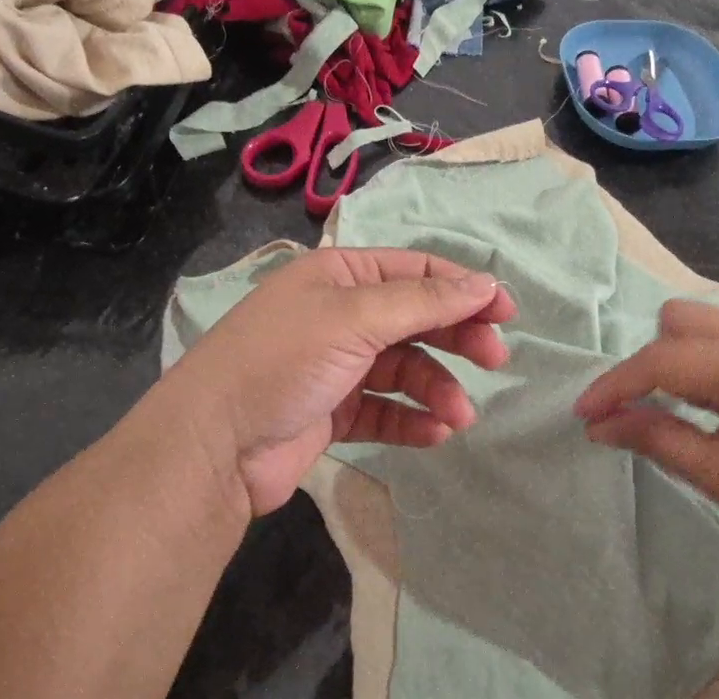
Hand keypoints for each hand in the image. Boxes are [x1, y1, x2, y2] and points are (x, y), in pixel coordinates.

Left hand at [167, 248, 514, 515]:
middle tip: (497, 360)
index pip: (416, 271)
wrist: (212, 446)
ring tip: (460, 416)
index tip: (506, 312)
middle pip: (416, 318)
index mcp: (340, 276)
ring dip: (437, 388)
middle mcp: (340, 314)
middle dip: (457, 338)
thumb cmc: (283, 360)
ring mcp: (336, 365)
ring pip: (405, 369)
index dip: (463, 288)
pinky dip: (411, 420)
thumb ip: (424, 301)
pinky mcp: (332, 412)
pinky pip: (385, 410)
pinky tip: (435, 435)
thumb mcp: (354, 317)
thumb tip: (485, 282)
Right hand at [575, 300, 718, 570]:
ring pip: (704, 323)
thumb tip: (600, 425)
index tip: (581, 415)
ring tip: (671, 409)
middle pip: (679, 320)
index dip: (615, 386)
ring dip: (676, 357)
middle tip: (636, 414)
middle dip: (648, 362)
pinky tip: (712, 403)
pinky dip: (706, 361)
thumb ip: (656, 438)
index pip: (661, 359)